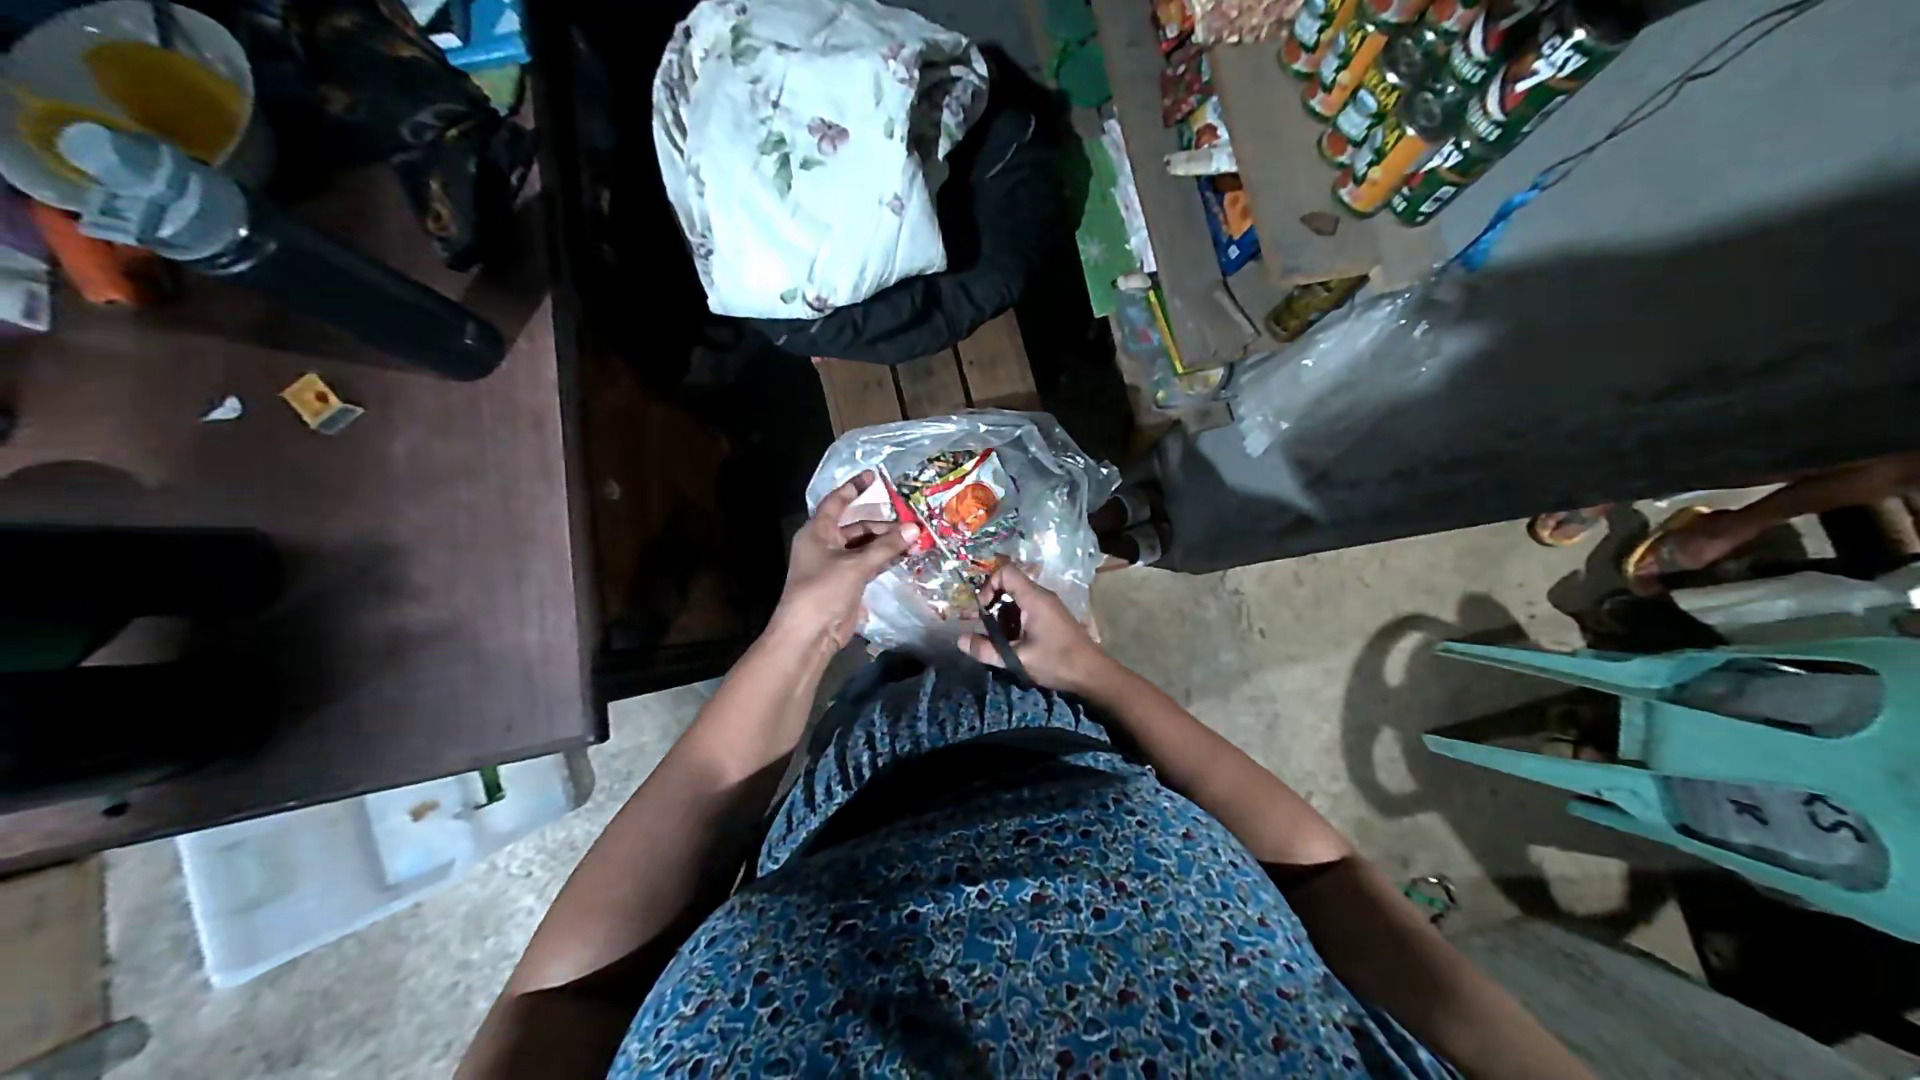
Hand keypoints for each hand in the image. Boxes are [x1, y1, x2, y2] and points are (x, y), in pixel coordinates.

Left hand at [770, 471, 918, 659]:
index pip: (837, 501)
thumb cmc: (824, 590)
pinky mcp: (846, 583)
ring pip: (865, 546)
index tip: (874, 475)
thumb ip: (886, 546)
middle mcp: (825, 544)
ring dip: (887, 543)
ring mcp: (836, 564)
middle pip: (858, 526)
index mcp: (818, 531)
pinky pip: (868, 563)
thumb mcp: (856, 565)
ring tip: (915, 540)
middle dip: (884, 524)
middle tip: (912, 522)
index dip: (854, 487)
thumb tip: (915, 528)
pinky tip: (906, 556)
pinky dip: (885, 559)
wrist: (809, 633)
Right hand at [957, 566, 1114, 694]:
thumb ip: (986, 650)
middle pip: (1010, 585)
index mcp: (1034, 598)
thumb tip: (960, 640)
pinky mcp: (1052, 617)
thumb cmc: (1056, 662)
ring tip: (996, 639)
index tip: (982, 610)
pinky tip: (1013, 643)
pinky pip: (1027, 609)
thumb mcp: (1017, 658)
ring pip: (1017, 599)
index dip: (988, 586)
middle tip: (981, 625)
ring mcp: (1049, 606)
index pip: (1006, 572)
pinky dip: (1015, 621)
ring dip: (1003, 616)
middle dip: (992, 603)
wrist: (1093, 674)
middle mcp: (1042, 596)